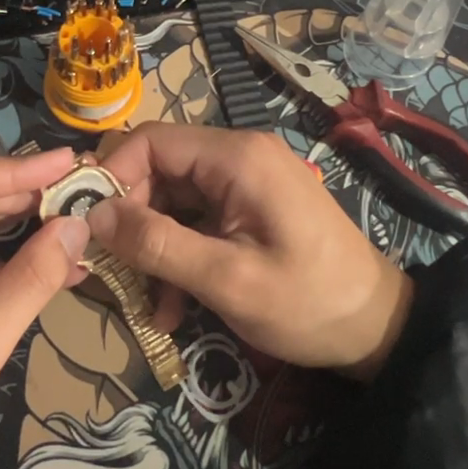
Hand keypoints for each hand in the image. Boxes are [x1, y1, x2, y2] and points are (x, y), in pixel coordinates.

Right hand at [88, 123, 412, 381]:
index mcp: (236, 158)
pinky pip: (195, 219)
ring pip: (171, 198)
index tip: (90, 226)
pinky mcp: (248, 207)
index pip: (150, 140)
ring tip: (145, 304)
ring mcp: (244, 182)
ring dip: (152, 246)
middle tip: (109, 271)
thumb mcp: (228, 281)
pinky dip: (178, 255)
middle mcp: (238, 156)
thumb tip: (95, 216)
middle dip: (130, 219)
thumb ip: (159, 244)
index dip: (112, 177)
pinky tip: (173, 306)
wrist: (377, 328)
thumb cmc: (308, 303)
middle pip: (157, 168)